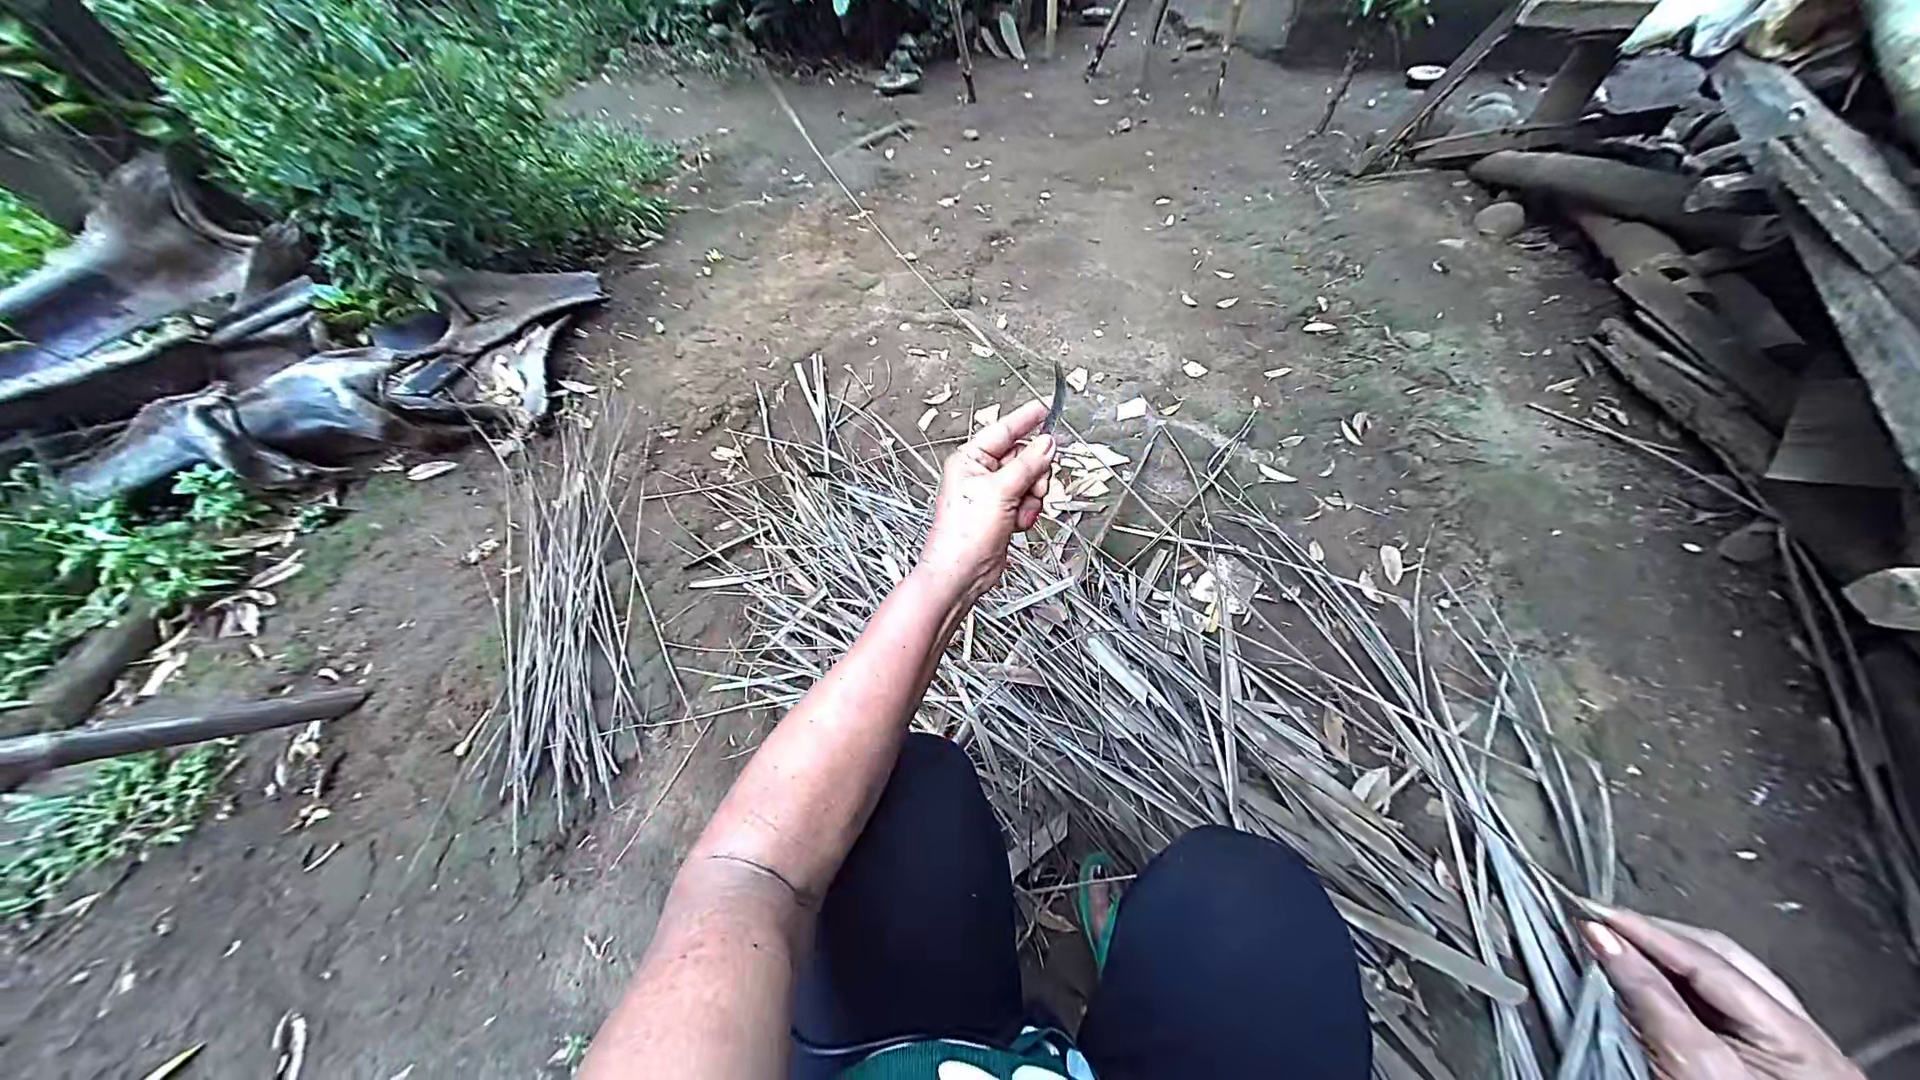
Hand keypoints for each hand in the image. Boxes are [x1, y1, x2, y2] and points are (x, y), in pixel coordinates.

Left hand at [918, 399, 1054, 604]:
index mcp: (970, 459)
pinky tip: (1018, 523)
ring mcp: (993, 494)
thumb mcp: (999, 491)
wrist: (962, 572)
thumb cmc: (962, 535)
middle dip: (1034, 474)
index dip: (1026, 420)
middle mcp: (980, 474)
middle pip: (1024, 456)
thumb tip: (1046, 443)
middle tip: (1031, 486)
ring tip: (1019, 510)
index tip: (1045, 409)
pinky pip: (1029, 500)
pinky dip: (1029, 511)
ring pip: (1031, 480)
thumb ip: (1027, 464)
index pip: (1003, 430)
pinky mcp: (1003, 512)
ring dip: (1032, 497)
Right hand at [1583, 905, 1862, 1079]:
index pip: (1705, 960)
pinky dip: (1673, 978)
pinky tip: (1644, 976)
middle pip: (1719, 959)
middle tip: (1600, 924)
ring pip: (1720, 975)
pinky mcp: (1763, 1059)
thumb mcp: (1688, 1062)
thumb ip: (1646, 994)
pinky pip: (1715, 998)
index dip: (1643, 930)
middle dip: (1655, 936)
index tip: (1590, 913)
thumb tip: (1601, 936)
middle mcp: (1804, 1039)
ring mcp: (1789, 1050)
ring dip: (1663, 954)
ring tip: (1617, 943)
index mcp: (1799, 1040)